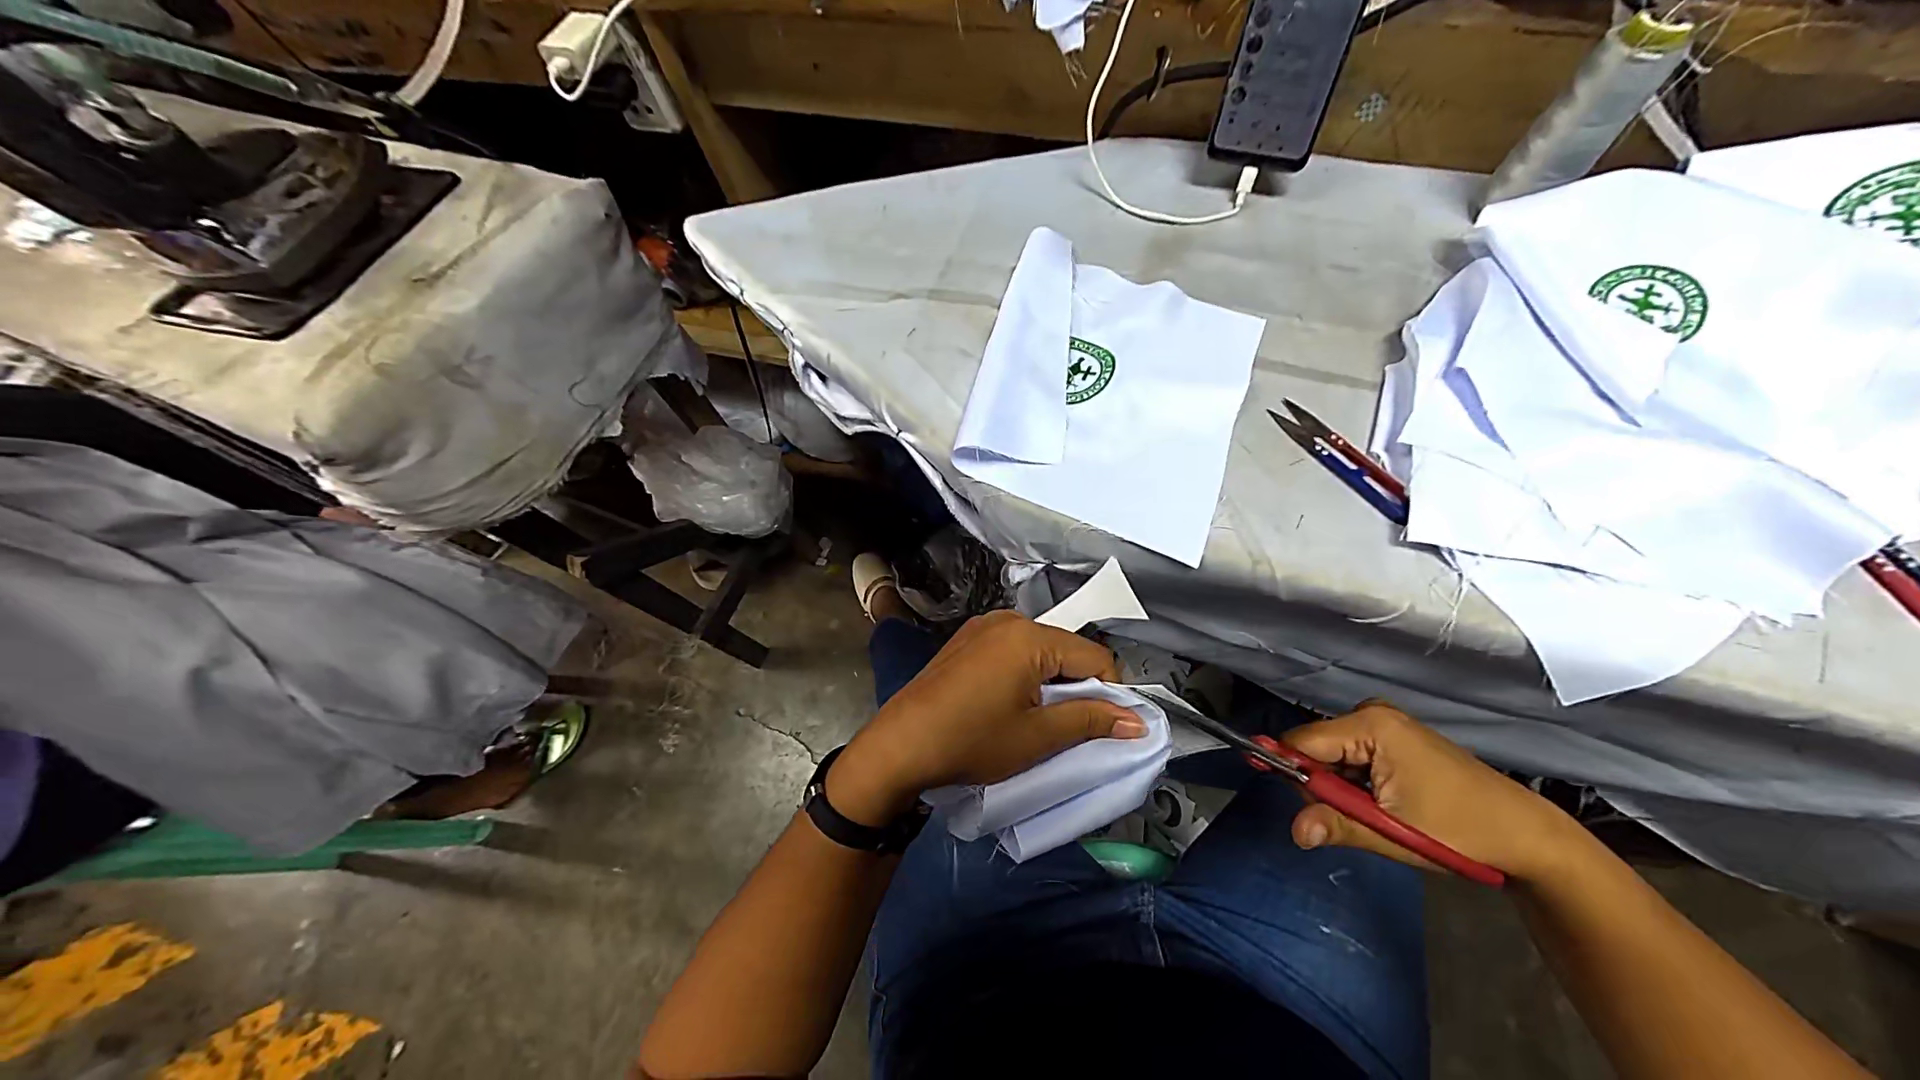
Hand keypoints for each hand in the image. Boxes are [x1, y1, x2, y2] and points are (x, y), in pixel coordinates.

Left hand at [826, 612, 1145, 826]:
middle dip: (1077, 687)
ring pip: (1039, 651)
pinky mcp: (965, 640)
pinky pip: (1011, 651)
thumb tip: (1136, 720)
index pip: (1095, 656)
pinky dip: (1023, 675)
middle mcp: (1006, 620)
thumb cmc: (970, 741)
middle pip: (1066, 649)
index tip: (1105, 727)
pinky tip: (1009, 705)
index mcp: (1028, 636)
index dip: (1110, 693)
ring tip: (1036, 721)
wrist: (899, 746)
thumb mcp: (1037, 737)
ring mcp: (981, 627)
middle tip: (1068, 729)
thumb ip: (1091, 720)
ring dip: (1049, 682)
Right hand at [1283, 703, 1588, 882]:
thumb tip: (1295, 831)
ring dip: (1342, 789)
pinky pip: (1350, 757)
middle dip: (1324, 786)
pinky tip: (1385, 804)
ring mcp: (1384, 724)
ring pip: (1330, 757)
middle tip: (1360, 818)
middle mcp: (1372, 714)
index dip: (1293, 774)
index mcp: (1370, 725)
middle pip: (1314, 749)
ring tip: (1380, 815)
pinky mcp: (1393, 738)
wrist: (1526, 836)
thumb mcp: (1393, 833)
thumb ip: (1336, 825)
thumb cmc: (1461, 830)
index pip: (1299, 742)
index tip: (1310, 808)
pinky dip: (1357, 784)